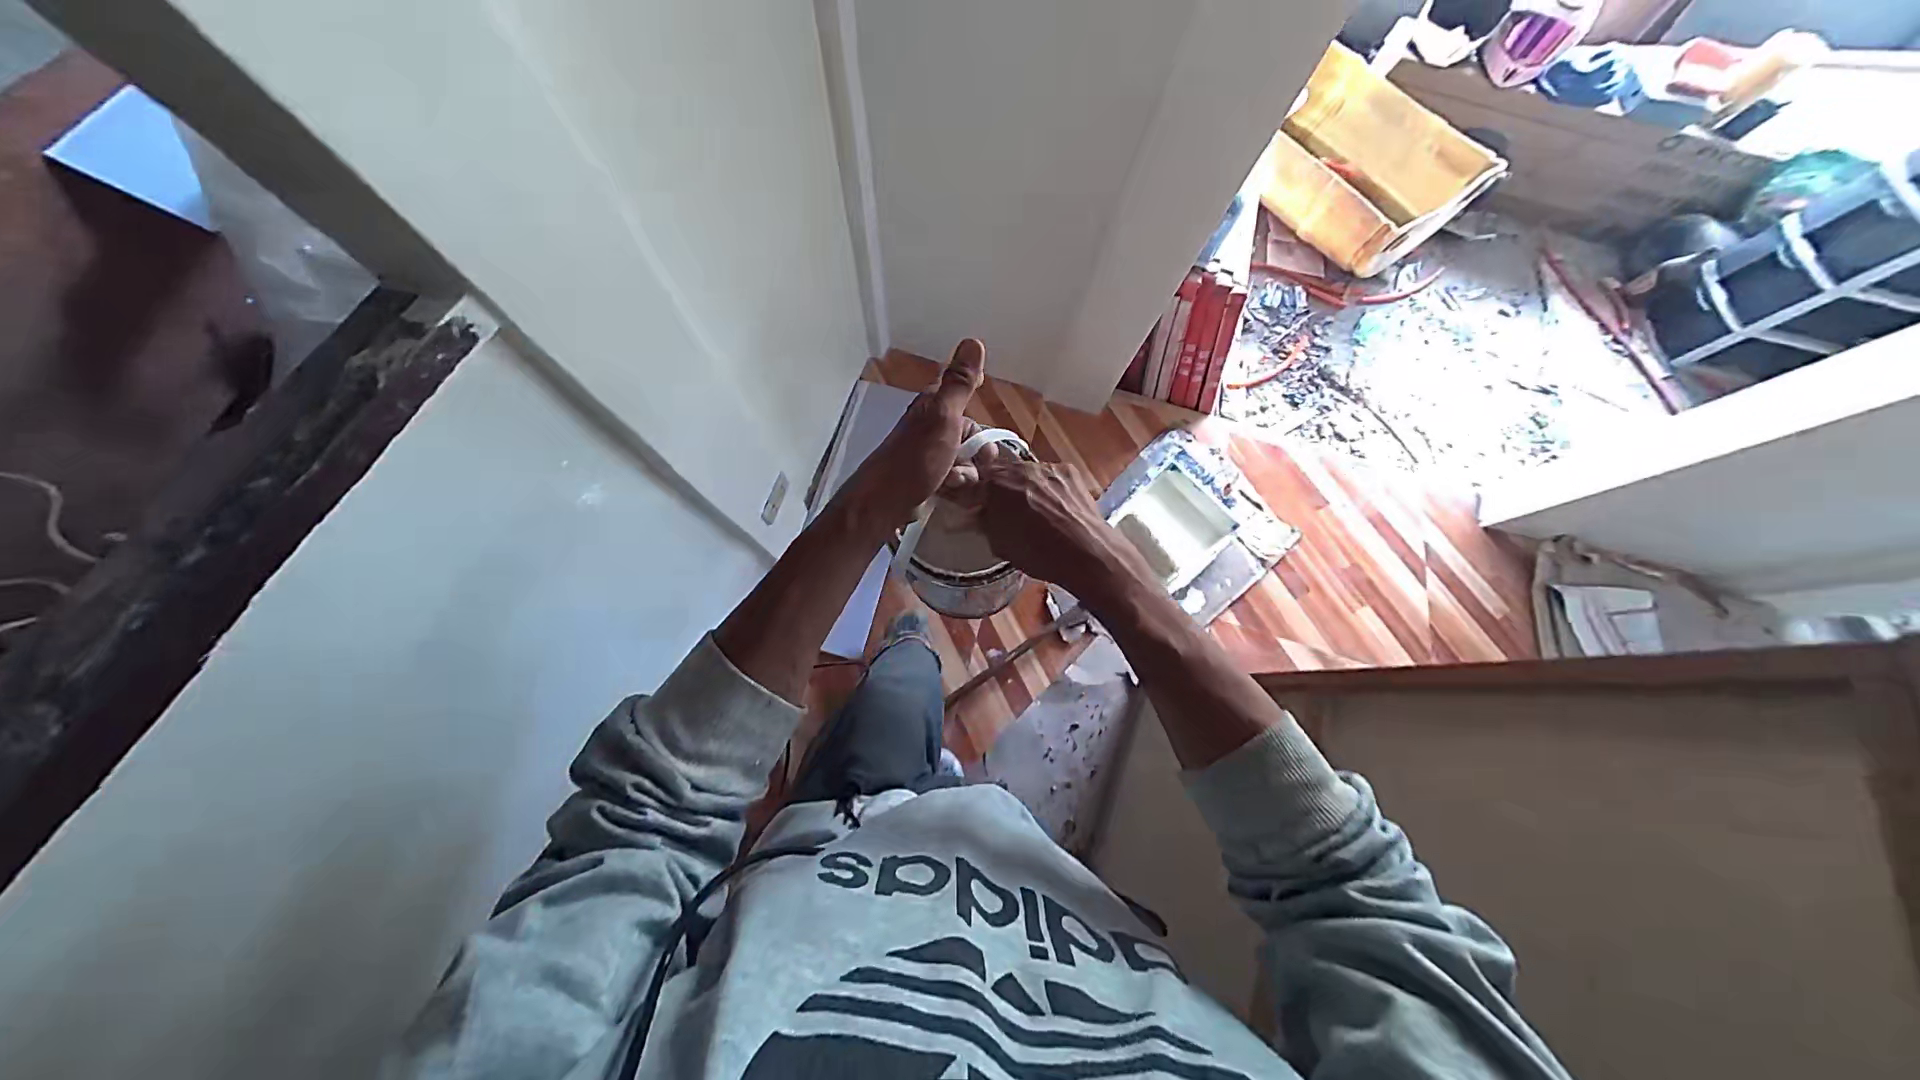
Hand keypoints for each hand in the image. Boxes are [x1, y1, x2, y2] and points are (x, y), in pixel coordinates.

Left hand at [835, 339, 984, 537]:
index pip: (968, 412)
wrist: (885, 502)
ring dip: (966, 476)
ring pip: (964, 463)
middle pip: (970, 440)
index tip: (986, 449)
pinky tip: (947, 495)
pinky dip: (955, 490)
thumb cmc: (915, 459)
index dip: (980, 431)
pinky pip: (953, 482)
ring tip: (952, 485)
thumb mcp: (943, 416)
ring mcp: (927, 457)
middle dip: (976, 457)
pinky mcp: (926, 481)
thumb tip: (973, 341)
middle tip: (970, 470)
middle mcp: (930, 429)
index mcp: (933, 408)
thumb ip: (960, 383)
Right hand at [949, 456, 1154, 605]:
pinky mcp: (1069, 471)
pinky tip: (1055, 506)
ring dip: (1025, 485)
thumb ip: (985, 522)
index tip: (975, 503)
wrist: (1085, 552)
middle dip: (1000, 487)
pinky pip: (1050, 475)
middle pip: (1001, 471)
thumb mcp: (999, 544)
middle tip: (1004, 507)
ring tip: (1034, 509)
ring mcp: (1047, 467)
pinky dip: (1048, 487)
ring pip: (1027, 472)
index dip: (974, 492)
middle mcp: (1020, 468)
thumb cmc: (1037, 553)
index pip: (974, 479)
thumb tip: (978, 514)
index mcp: (996, 484)